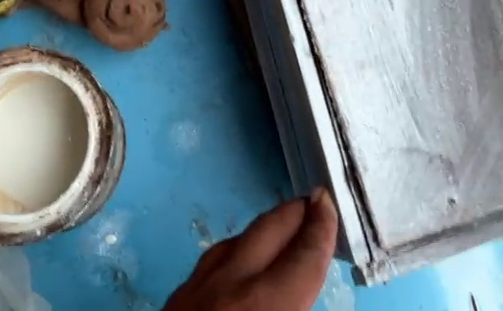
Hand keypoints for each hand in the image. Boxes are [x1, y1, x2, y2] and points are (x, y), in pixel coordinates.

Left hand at [164, 191, 337, 310]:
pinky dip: (236, 251)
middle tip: (316, 202)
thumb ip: (297, 300)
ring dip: (265, 230)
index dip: (321, 228)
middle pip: (267, 232)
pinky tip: (243, 259)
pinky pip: (211, 261)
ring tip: (286, 227)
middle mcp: (227, 285)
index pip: (302, 256)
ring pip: (235, 241)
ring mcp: (194, 287)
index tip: (328, 203)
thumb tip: (304, 274)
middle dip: (295, 213)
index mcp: (262, 303)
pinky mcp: (174, 297)